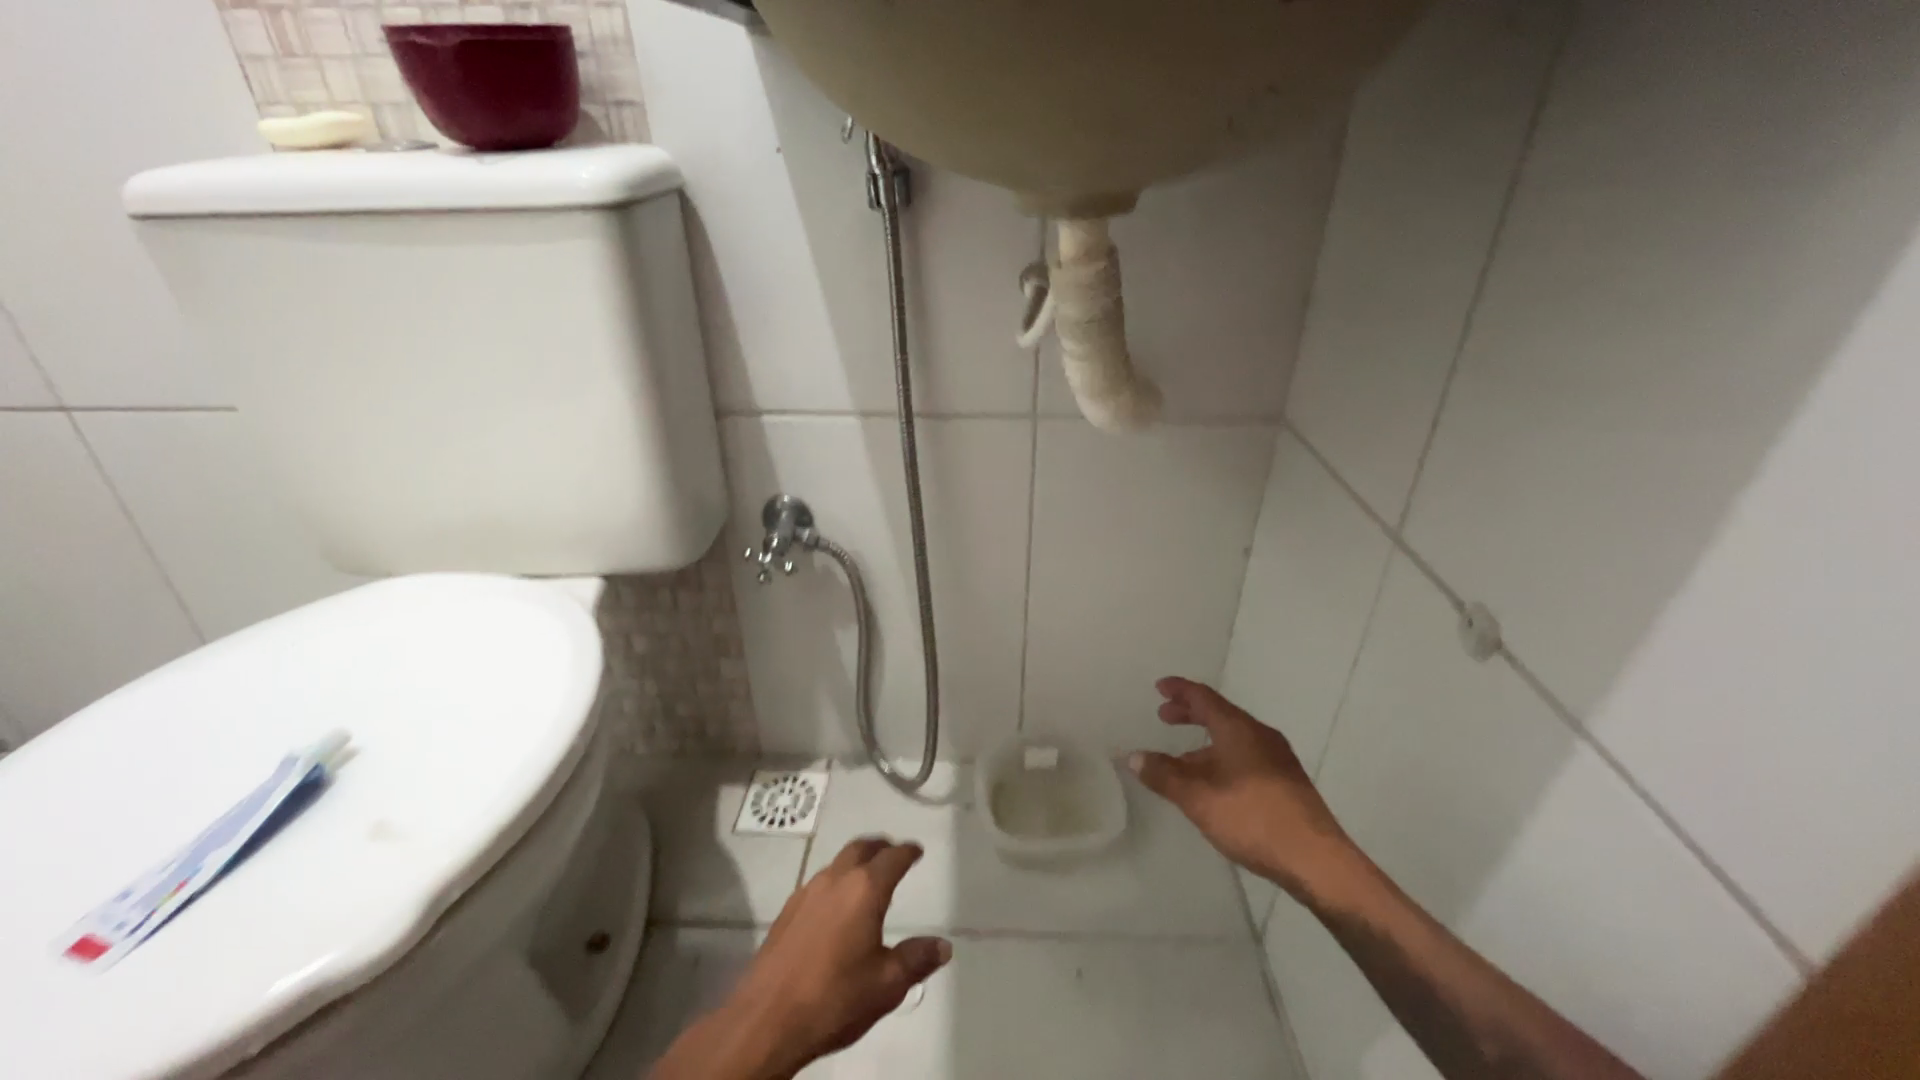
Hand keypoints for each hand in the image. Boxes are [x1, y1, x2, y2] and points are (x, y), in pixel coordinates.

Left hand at [717, 838, 950, 1076]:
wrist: (767, 1020)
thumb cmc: (835, 998)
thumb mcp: (887, 984)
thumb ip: (917, 959)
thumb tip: (942, 945)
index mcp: (864, 890)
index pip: (892, 858)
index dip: (907, 852)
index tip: (917, 850)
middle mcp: (834, 881)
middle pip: (859, 849)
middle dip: (879, 847)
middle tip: (893, 853)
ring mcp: (805, 895)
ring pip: (836, 864)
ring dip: (854, 863)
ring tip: (866, 880)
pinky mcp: (785, 914)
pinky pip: (817, 885)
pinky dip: (834, 884)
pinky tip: (835, 909)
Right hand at [1131, 677, 1362, 901]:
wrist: (1315, 859)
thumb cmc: (1252, 818)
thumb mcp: (1198, 798)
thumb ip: (1164, 775)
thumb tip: (1135, 756)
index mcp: (1239, 730)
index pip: (1204, 698)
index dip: (1180, 690)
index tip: (1159, 686)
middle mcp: (1261, 736)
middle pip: (1221, 716)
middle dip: (1191, 714)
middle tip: (1164, 716)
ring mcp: (1278, 760)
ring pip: (1234, 740)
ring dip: (1205, 743)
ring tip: (1180, 760)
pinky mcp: (1286, 783)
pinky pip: (1246, 757)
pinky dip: (1222, 759)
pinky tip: (1213, 785)